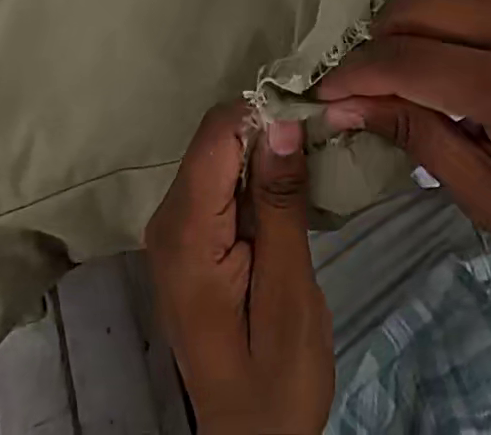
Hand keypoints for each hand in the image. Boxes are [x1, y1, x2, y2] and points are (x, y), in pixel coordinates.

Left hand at [145, 102, 333, 434]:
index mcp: (186, 234)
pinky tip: (291, 187)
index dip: (264, 113)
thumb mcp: (289, 292)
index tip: (314, 115)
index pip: (216, 135)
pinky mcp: (190, 236)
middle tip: (323, 139)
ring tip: (314, 160)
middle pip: (216, 139)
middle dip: (269, 128)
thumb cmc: (276, 377)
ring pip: (221, 154)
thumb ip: (280, 204)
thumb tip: (280, 123)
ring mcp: (175, 228)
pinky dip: (258, 172)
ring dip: (267, 149)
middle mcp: (167, 220)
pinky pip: (222, 179)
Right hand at [315, 0, 490, 395]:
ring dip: (406, 16)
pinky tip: (441, 44)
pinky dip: (443, 8)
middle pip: (419, 5)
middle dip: (375, 39)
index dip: (356, 75)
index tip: (322, 93)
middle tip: (362, 80)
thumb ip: (418, 139)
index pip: (410, 63)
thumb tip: (347, 106)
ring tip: (395, 60)